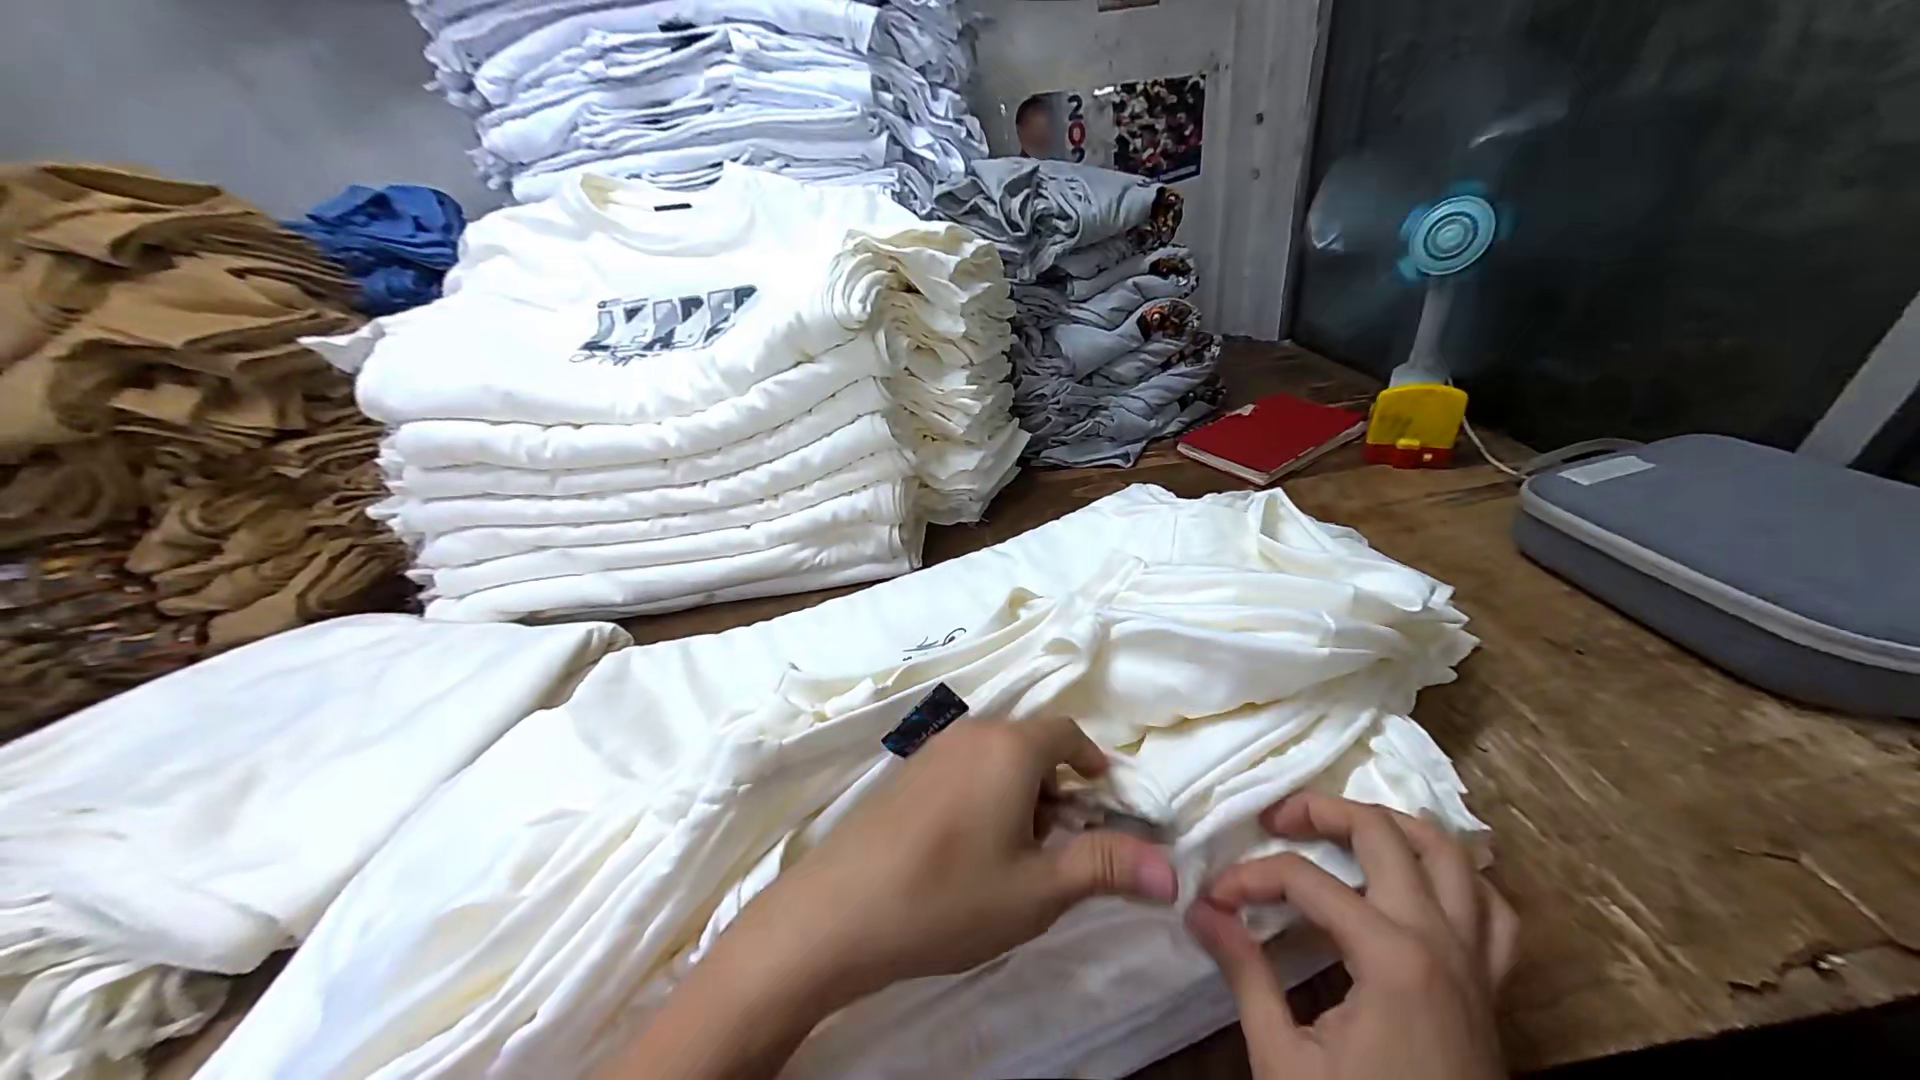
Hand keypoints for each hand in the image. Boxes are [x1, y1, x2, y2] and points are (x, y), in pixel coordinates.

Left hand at [601, 714, 1176, 1079]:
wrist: (839, 909)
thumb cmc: (950, 896)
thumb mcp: (1038, 889)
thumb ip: (1106, 867)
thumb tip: (1173, 871)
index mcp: (1010, 747)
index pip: (1067, 733)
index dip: (1092, 763)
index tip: (1105, 800)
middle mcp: (972, 733)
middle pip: (1031, 744)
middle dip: (1057, 786)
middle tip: (1063, 842)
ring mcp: (932, 749)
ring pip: (996, 757)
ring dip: (1021, 792)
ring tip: (1018, 851)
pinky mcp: (906, 772)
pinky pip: (964, 767)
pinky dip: (985, 792)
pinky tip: (970, 847)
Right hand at [1184, 793, 1518, 1079]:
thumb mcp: (1284, 1058)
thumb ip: (1245, 972)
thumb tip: (1201, 911)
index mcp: (1392, 956)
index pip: (1306, 880)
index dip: (1250, 878)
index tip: (1214, 899)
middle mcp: (1441, 941)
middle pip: (1383, 835)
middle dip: (1320, 811)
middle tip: (1275, 819)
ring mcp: (1476, 960)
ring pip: (1449, 855)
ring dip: (1393, 825)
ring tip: (1344, 824)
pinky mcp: (1491, 985)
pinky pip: (1492, 909)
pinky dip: (1454, 878)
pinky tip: (1416, 880)